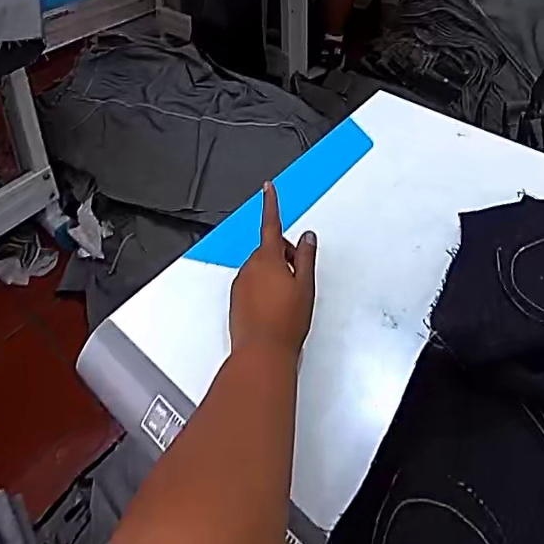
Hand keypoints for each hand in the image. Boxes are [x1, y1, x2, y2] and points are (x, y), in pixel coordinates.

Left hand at [230, 182, 316, 357]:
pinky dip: (264, 288)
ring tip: (288, 299)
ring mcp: (241, 284)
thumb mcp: (306, 285)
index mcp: (267, 258)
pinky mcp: (236, 300)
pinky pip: (252, 283)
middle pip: (269, 249)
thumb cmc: (285, 322)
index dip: (271, 203)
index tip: (268, 188)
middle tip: (298, 278)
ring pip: (261, 267)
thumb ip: (306, 256)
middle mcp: (250, 267)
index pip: (270, 223)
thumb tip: (307, 237)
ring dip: (274, 273)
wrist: (261, 355)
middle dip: (284, 256)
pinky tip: (275, 307)